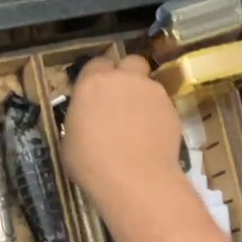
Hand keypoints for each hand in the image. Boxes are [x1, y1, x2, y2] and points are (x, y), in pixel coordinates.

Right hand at [61, 55, 180, 197]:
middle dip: (125, 74)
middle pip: (129, 62)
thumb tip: (86, 120)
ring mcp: (152, 92)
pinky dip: (154, 114)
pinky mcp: (172, 108)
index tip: (91, 94)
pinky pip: (160, 104)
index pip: (95, 64)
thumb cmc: (90, 162)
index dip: (94, 77)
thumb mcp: (69, 140)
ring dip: (140, 96)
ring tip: (135, 122)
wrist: (134, 179)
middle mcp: (124, 79)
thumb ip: (79, 119)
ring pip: (147, 84)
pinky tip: (148, 136)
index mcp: (92, 84)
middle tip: (117, 98)